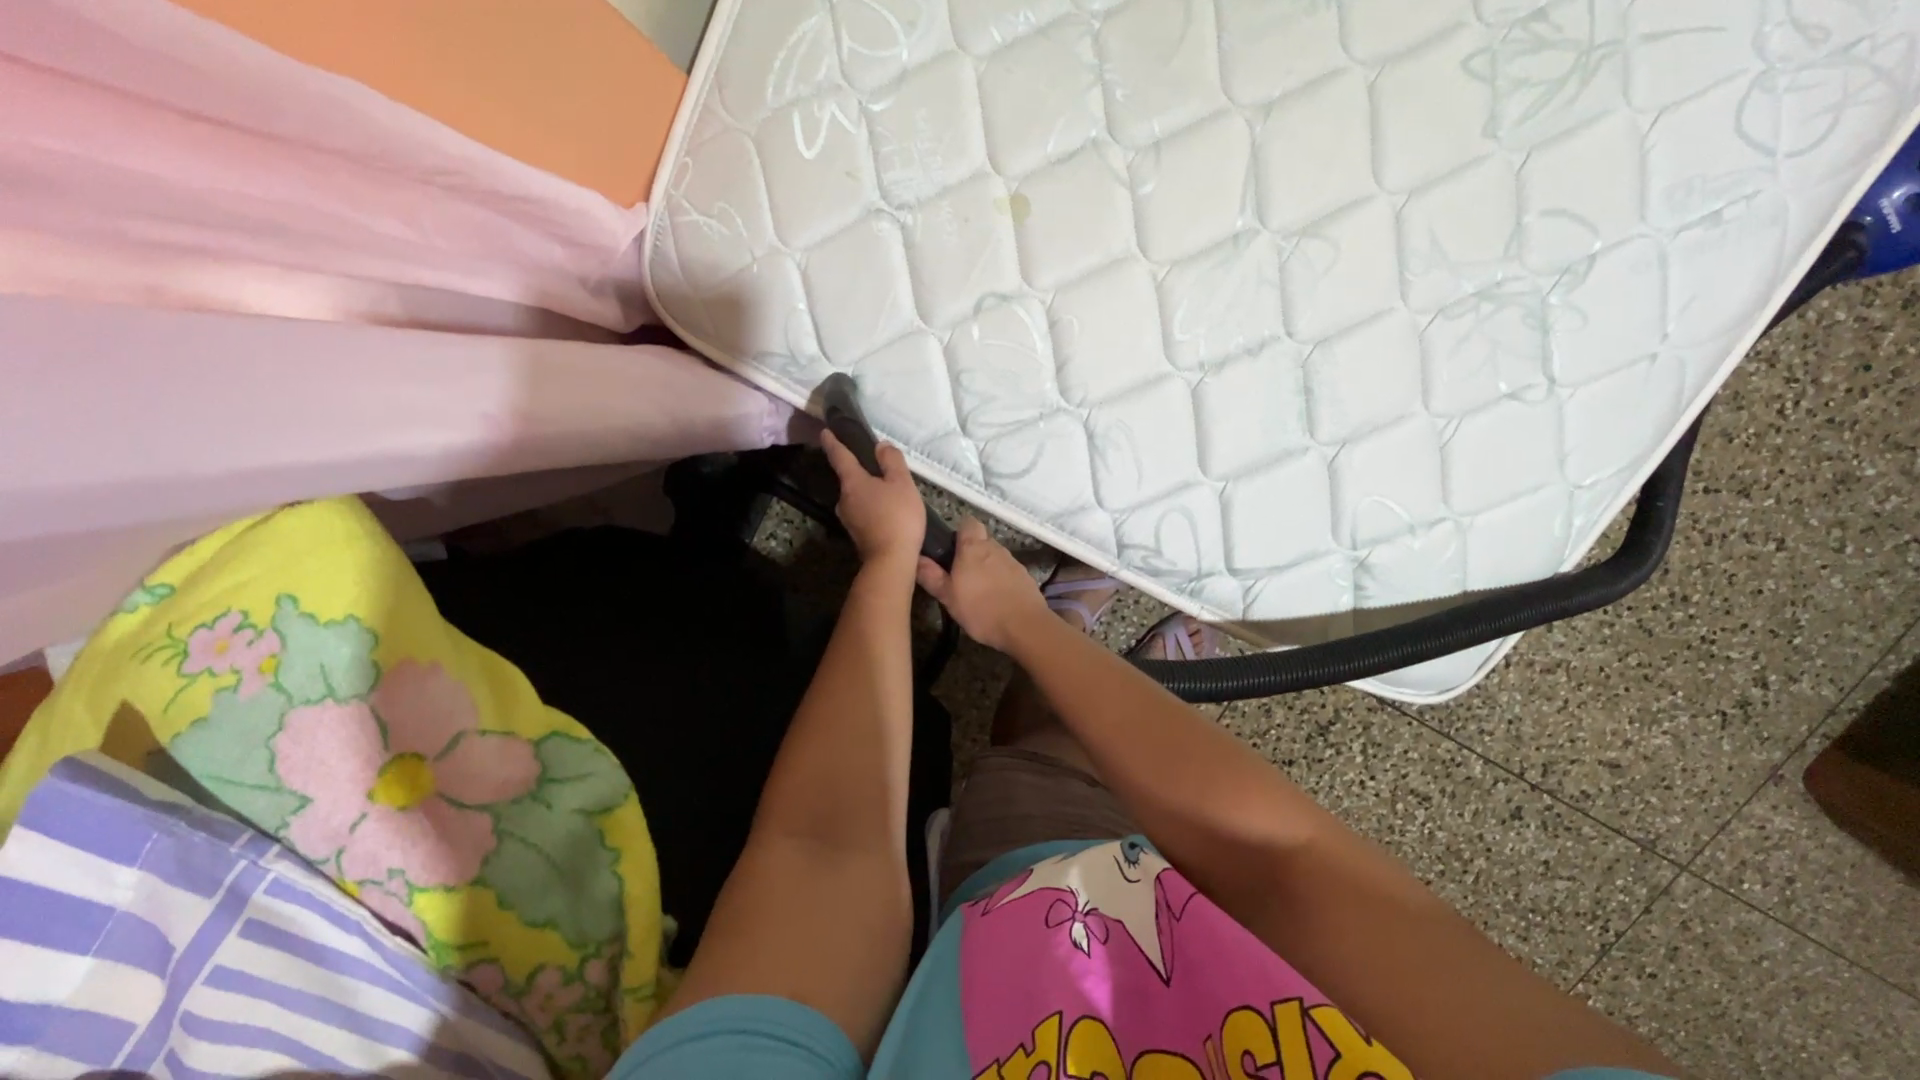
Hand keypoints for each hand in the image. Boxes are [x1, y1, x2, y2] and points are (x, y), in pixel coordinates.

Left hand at [822, 430, 925, 566]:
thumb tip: (880, 446)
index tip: (825, 432)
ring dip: (869, 493)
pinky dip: (873, 508)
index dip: (832, 442)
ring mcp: (848, 519)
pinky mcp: (856, 535)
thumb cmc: (897, 517)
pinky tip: (888, 512)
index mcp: (852, 483)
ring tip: (890, 493)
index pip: (839, 456)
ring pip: (857, 498)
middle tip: (881, 469)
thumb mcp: (902, 484)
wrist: (891, 561)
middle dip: (861, 473)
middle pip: (850, 480)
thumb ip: (891, 461)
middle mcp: (843, 500)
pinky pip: (863, 513)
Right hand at [914, 518, 1050, 651]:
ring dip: (986, 566)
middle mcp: (994, 548)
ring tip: (978, 589)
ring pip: (995, 556)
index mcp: (973, 548)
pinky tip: (996, 598)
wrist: (1025, 625)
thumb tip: (916, 558)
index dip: (959, 531)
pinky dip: (1001, 579)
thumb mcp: (948, 597)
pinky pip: (1008, 571)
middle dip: (971, 551)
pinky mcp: (1025, 576)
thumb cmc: (981, 610)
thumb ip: (932, 576)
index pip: (968, 522)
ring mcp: (1012, 561)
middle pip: (981, 540)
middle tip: (959, 573)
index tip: (950, 547)